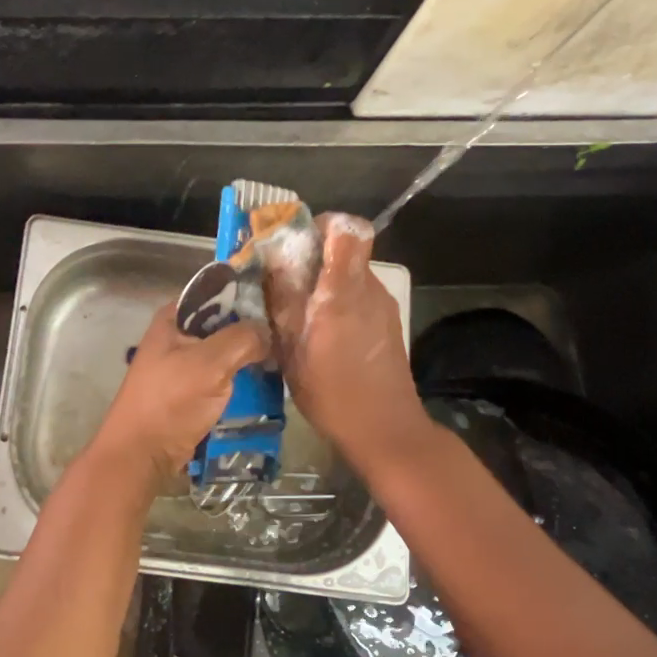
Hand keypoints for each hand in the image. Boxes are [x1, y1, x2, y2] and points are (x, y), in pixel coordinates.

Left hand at [93, 305, 269, 481]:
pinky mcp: (192, 389)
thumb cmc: (170, 401)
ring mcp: (184, 363)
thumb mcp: (209, 363)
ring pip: (225, 351)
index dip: (247, 295)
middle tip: (288, 333)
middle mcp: (177, 334)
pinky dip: (241, 376)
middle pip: (223, 322)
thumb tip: (268, 330)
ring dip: (249, 355)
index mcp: (174, 317)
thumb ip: (242, 339)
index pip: (217, 293)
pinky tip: (267, 379)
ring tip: (285, 355)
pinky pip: (223, 375)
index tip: (281, 302)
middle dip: (252, 328)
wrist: (142, 453)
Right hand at [264, 214, 423, 454]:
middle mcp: (369, 289)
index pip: (348, 229)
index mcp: (344, 290)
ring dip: (320, 284)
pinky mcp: (386, 324)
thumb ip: (282, 299)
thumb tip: (270, 261)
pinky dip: (335, 303)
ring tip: (294, 312)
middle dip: (309, 259)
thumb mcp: (292, 347)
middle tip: (279, 282)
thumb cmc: (332, 391)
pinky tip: (318, 334)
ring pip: (348, 276)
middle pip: (343, 251)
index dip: (320, 225)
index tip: (293, 242)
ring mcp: (382, 306)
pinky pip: (356, 297)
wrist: (386, 431)